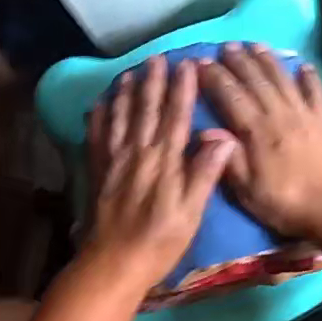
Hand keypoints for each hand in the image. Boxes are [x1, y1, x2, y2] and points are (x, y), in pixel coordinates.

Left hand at [83, 55, 236, 292]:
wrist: (114, 263)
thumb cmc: (160, 241)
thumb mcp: (191, 212)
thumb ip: (204, 173)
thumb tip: (225, 139)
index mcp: (165, 163)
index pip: (176, 118)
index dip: (182, 90)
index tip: (187, 65)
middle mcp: (138, 154)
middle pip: (146, 111)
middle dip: (153, 82)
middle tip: (157, 57)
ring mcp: (114, 161)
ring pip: (120, 118)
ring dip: (126, 93)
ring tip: (131, 71)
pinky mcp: (97, 172)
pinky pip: (96, 137)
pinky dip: (98, 118)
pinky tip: (99, 103)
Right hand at [198, 43, 321, 240]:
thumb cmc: (285, 203)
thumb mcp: (248, 190)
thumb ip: (228, 158)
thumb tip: (204, 130)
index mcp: (257, 132)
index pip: (231, 97)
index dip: (215, 78)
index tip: (200, 62)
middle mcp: (279, 115)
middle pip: (256, 82)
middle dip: (239, 61)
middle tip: (225, 46)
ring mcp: (304, 115)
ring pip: (283, 80)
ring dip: (268, 61)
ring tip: (255, 44)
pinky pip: (316, 93)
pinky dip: (310, 77)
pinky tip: (303, 65)